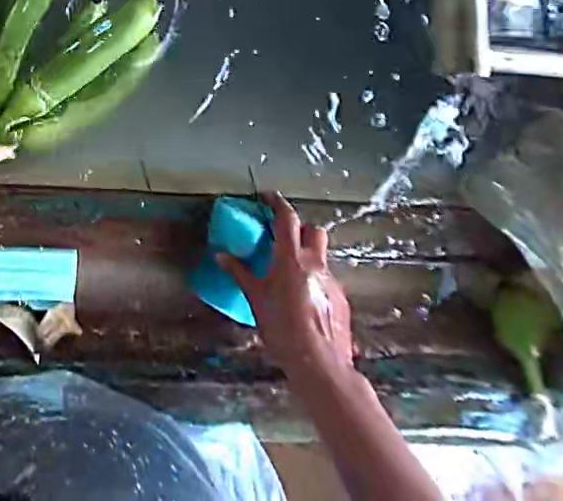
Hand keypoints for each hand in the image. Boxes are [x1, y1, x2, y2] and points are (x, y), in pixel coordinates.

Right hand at [218, 193, 354, 380]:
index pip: (287, 218)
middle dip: (301, 229)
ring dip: (307, 257)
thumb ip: (241, 274)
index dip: (278, 203)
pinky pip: (327, 279)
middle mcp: (315, 263)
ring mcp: (331, 279)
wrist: (320, 364)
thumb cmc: (283, 330)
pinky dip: (315, 281)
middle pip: (313, 230)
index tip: (268, 197)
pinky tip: (304, 302)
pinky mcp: (340, 298)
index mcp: (292, 258)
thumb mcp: (256, 301)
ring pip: (321, 256)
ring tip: (290, 276)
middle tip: (283, 240)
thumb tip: (221, 255)